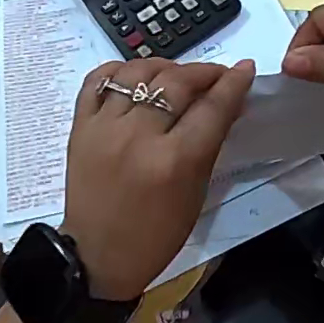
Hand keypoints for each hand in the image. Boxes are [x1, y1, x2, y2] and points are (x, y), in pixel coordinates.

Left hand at [61, 57, 255, 301]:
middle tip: (215, 76)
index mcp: (174, 161)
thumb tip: (225, 105)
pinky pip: (97, 80)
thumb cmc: (156, 235)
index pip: (212, 107)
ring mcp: (104, 128)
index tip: (244, 69)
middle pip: (177, 82)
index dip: (233, 83)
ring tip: (175, 75)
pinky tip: (134, 76)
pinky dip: (118, 70)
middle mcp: (138, 136)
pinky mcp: (79, 127)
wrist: (98, 255)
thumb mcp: (195, 194)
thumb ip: (209, 145)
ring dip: (164, 67)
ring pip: (137, 72)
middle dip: (204, 72)